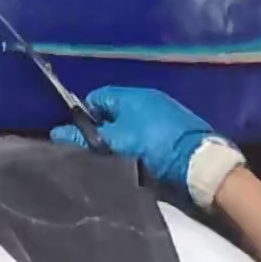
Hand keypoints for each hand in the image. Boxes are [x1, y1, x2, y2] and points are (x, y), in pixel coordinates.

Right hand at [50, 86, 242, 206]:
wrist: (205, 167)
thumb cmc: (154, 147)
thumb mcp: (115, 143)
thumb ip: (83, 137)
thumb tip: (56, 132)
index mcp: (129, 94)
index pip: (94, 99)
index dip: (85, 118)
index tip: (84, 139)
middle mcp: (147, 98)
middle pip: (112, 113)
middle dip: (105, 131)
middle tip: (101, 151)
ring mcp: (165, 112)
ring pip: (130, 124)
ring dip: (124, 139)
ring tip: (122, 159)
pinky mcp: (178, 129)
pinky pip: (149, 133)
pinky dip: (143, 145)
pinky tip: (144, 161)